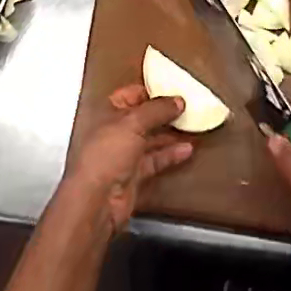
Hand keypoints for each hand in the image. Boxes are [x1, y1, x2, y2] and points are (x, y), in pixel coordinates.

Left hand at [59, 85, 193, 232]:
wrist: (97, 201)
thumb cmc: (107, 154)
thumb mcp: (133, 122)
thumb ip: (158, 110)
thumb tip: (178, 101)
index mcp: (108, 112)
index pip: (131, 94)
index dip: (151, 91)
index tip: (174, 89)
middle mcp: (115, 131)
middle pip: (144, 117)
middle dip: (164, 113)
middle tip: (188, 108)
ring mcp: (125, 154)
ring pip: (151, 139)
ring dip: (170, 134)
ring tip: (192, 127)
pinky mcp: (134, 174)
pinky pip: (156, 160)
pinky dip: (171, 155)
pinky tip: (187, 150)